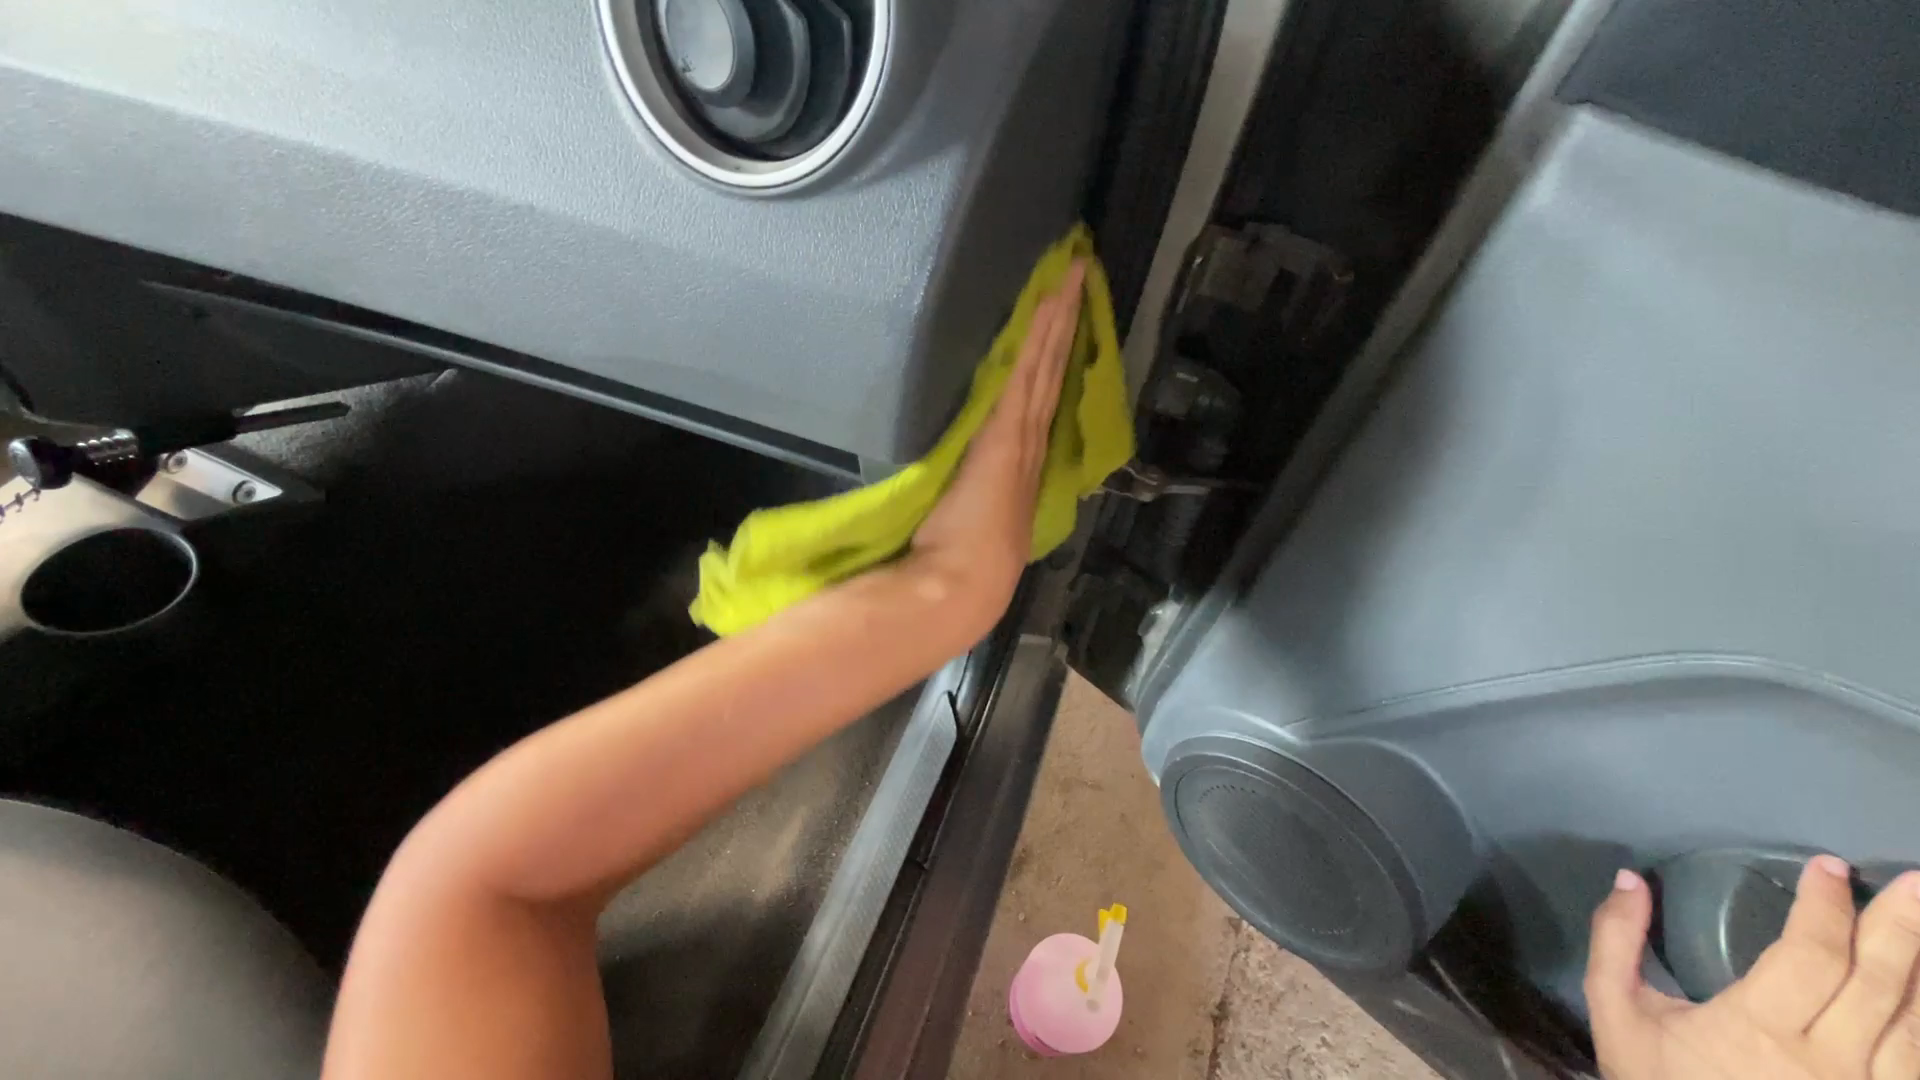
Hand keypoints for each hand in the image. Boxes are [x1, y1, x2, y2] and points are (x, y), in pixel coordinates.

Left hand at [910, 259, 1085, 627]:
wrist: (960, 586)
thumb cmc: (961, 567)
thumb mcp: (975, 527)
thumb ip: (975, 501)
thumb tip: (964, 489)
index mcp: (1024, 470)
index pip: (1042, 405)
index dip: (1056, 368)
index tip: (1064, 335)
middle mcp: (1032, 448)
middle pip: (1052, 377)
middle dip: (1066, 332)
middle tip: (1080, 285)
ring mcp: (1021, 436)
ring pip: (1045, 366)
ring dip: (1059, 321)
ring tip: (1072, 278)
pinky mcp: (1005, 430)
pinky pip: (1026, 371)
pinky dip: (1040, 335)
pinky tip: (1050, 300)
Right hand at [1588, 858, 1919, 1078]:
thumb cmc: (1654, 1079)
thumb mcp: (1616, 1010)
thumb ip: (1616, 942)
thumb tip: (1630, 880)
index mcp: (1759, 1028)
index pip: (1810, 954)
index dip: (1824, 907)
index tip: (1825, 865)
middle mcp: (1829, 1061)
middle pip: (1879, 984)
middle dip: (1900, 926)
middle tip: (1914, 881)